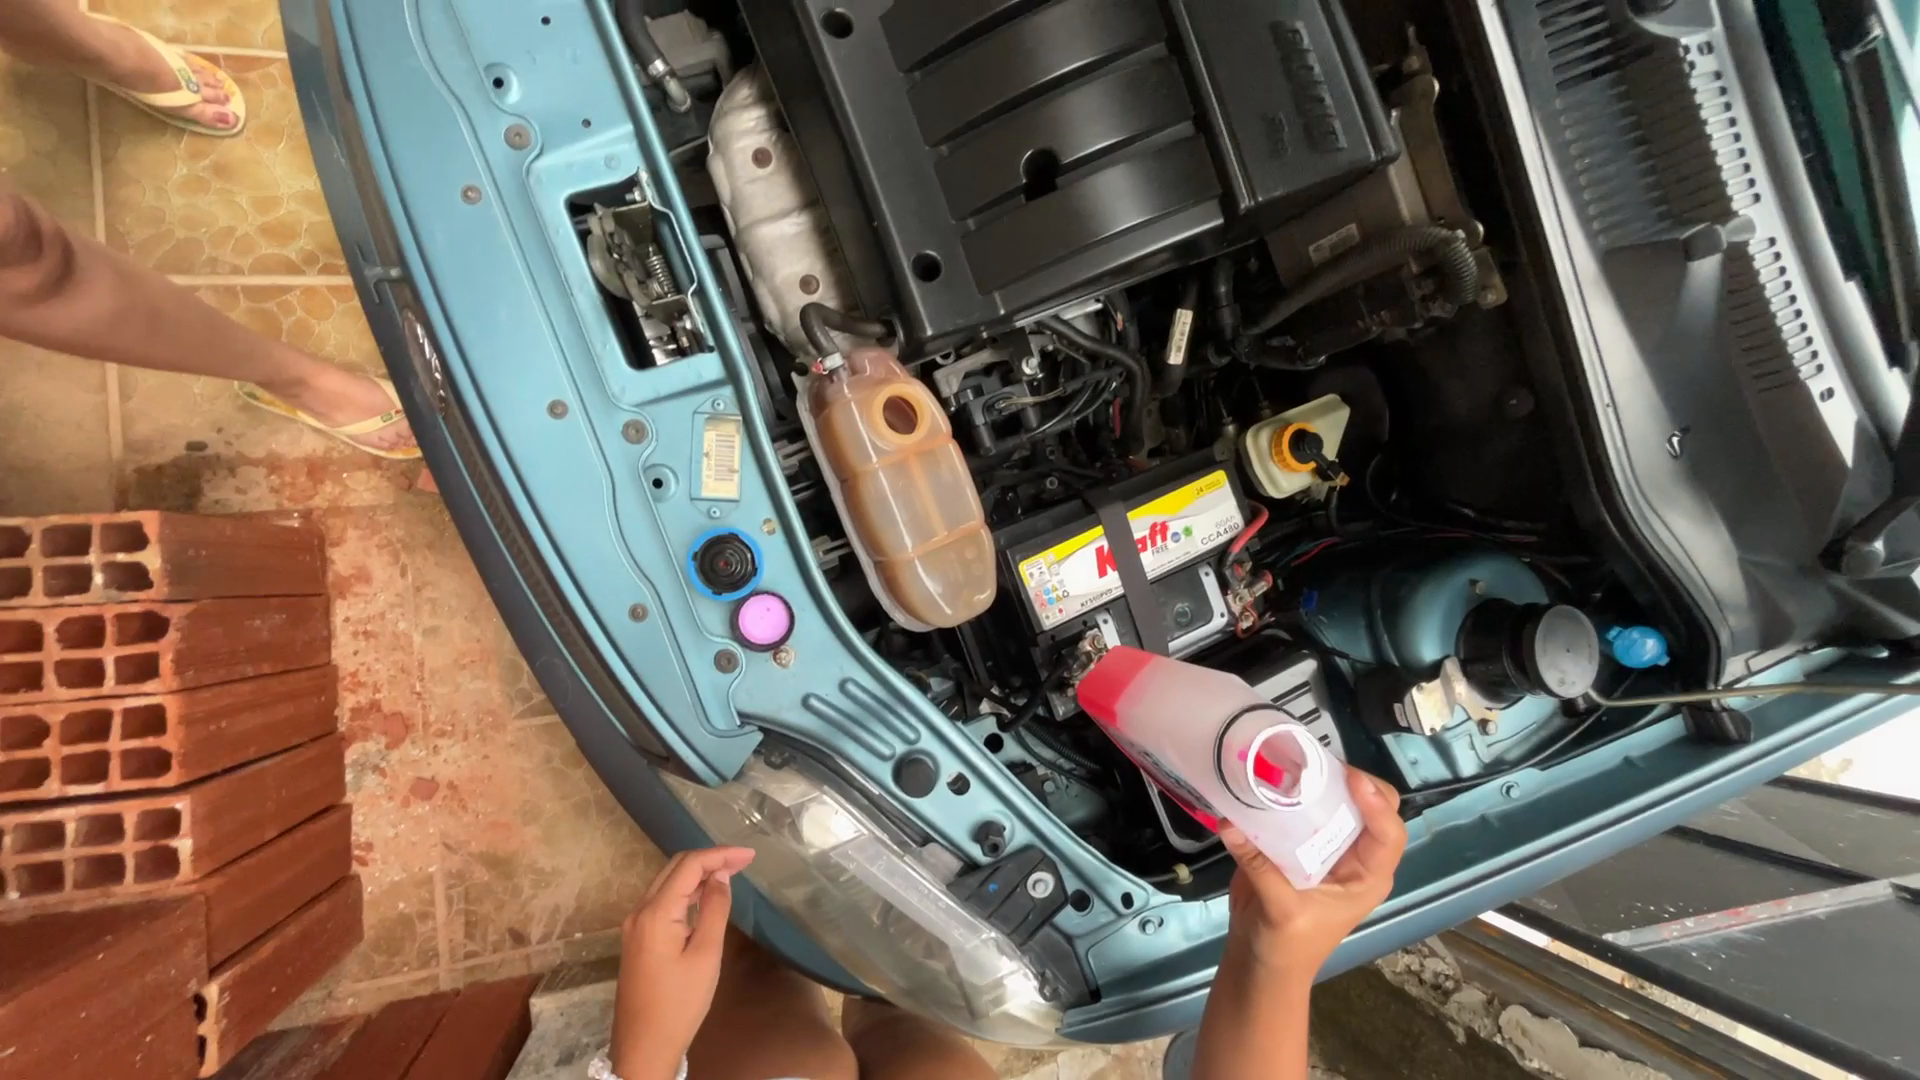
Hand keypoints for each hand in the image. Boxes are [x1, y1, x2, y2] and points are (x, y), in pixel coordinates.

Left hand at [609, 846, 755, 1079]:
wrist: (642, 1050)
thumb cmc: (679, 1004)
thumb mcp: (705, 954)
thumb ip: (714, 908)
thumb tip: (721, 875)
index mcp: (655, 912)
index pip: (690, 865)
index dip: (720, 854)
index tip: (750, 856)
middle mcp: (639, 911)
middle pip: (676, 867)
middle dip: (710, 858)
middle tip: (743, 861)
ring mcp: (635, 925)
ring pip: (668, 881)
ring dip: (698, 872)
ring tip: (730, 872)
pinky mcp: (637, 938)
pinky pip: (663, 899)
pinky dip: (686, 889)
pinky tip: (706, 895)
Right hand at [1219, 766, 1406, 984]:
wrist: (1262, 959)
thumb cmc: (1286, 944)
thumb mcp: (1279, 909)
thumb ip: (1258, 866)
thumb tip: (1229, 823)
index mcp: (1366, 876)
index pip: (1388, 833)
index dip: (1376, 804)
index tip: (1350, 778)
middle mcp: (1354, 856)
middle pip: (1371, 808)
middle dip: (1352, 782)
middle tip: (1316, 762)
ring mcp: (1327, 847)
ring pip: (1339, 803)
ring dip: (1322, 781)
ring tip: (1294, 758)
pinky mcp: (1300, 842)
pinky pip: (1305, 809)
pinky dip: (1294, 791)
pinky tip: (1273, 775)